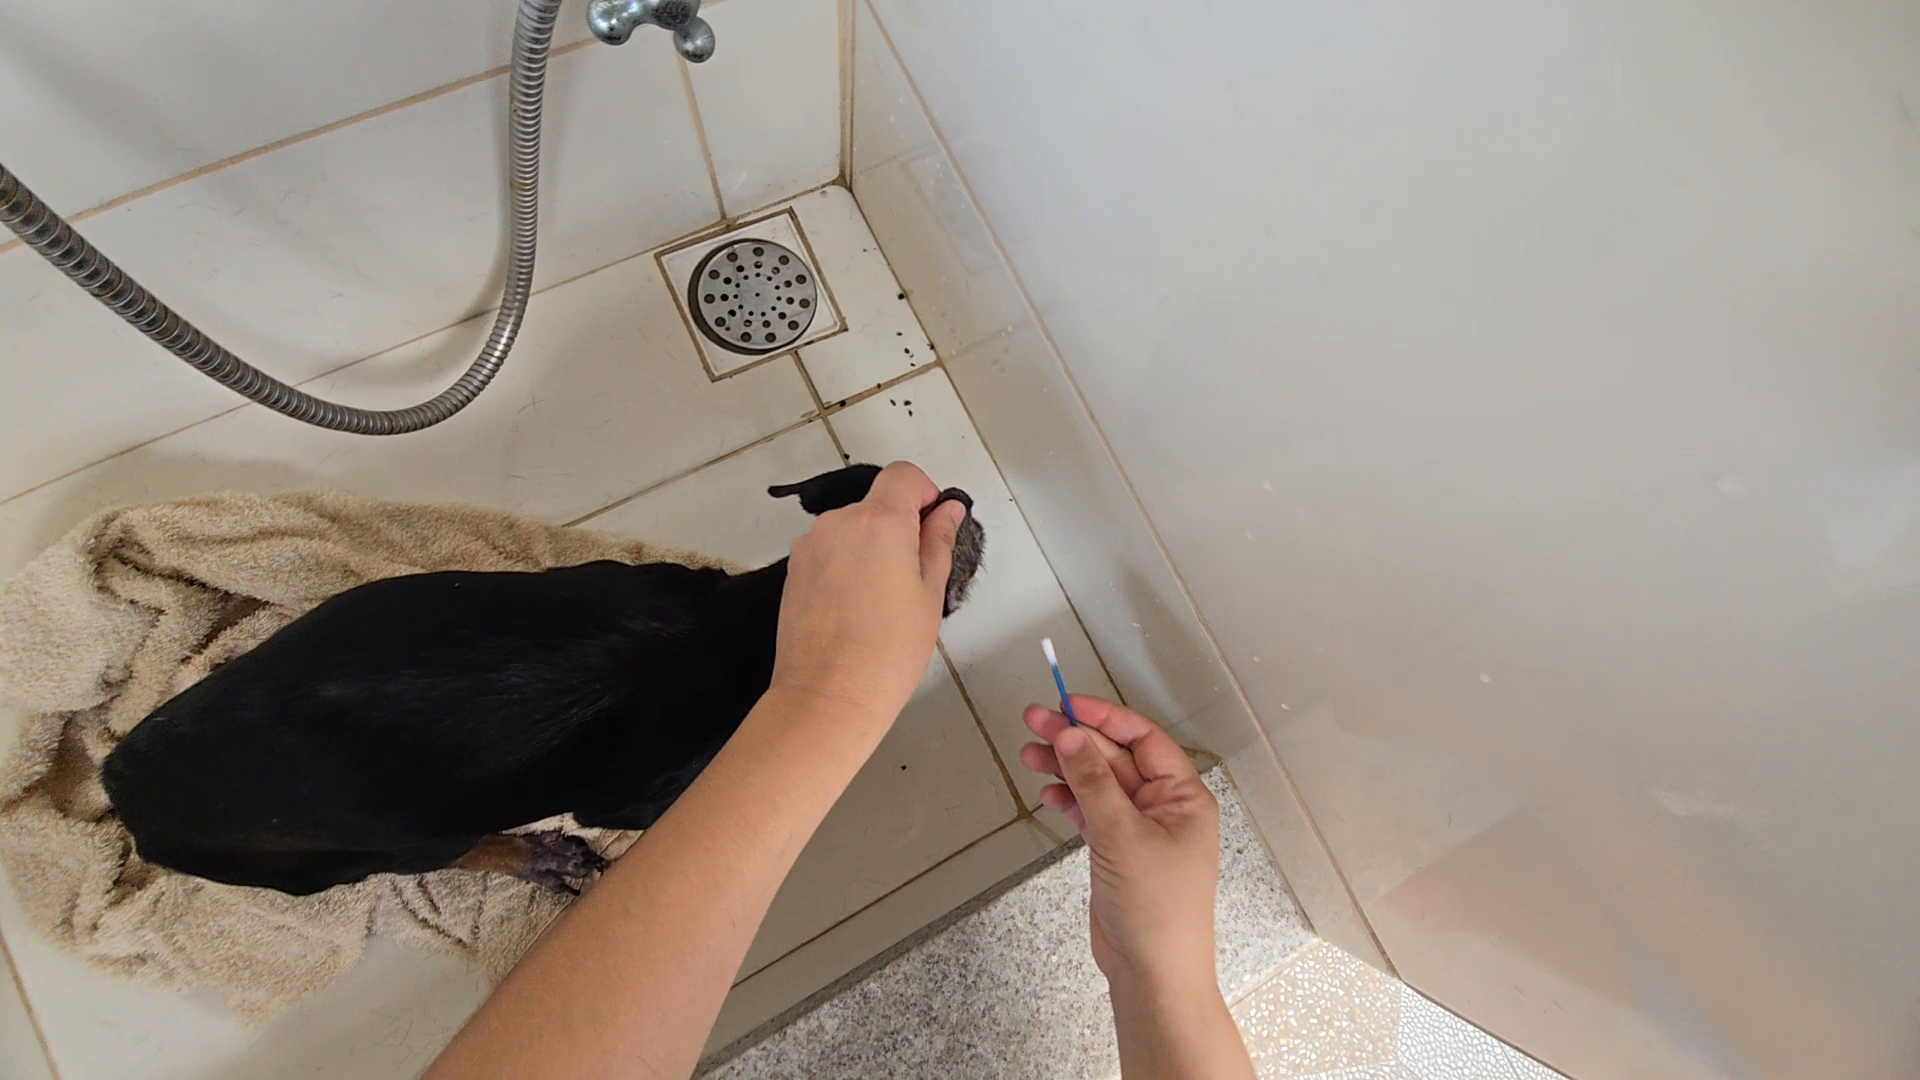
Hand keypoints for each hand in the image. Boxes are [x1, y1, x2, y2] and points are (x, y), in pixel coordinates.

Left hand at [770, 461, 965, 726]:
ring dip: (870, 548)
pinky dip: (845, 565)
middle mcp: (838, 522)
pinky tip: (852, 608)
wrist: (828, 696)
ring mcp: (809, 545)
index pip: (903, 474)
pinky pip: (829, 551)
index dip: (924, 494)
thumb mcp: (930, 593)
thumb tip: (947, 509)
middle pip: (876, 503)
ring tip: (879, 601)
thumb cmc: (889, 650)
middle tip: (911, 579)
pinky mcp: (792, 570)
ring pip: (851, 529)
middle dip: (898, 528)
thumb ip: (938, 541)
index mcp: (878, 521)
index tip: (931, 530)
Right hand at [1020, 696, 1220, 987]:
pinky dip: (1067, 798)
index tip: (1067, 703)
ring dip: (1064, 767)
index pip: (1142, 738)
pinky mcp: (1114, 848)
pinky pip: (1088, 809)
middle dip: (1075, 740)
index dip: (1104, 717)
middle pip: (1113, 757)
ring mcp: (1136, 827)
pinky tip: (1046, 792)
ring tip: (1029, 753)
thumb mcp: (1123, 836)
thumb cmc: (1156, 908)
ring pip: (1096, 781)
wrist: (1152, 978)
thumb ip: (1093, 782)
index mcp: (1182, 795)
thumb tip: (1069, 734)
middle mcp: (1161, 805)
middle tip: (1034, 721)